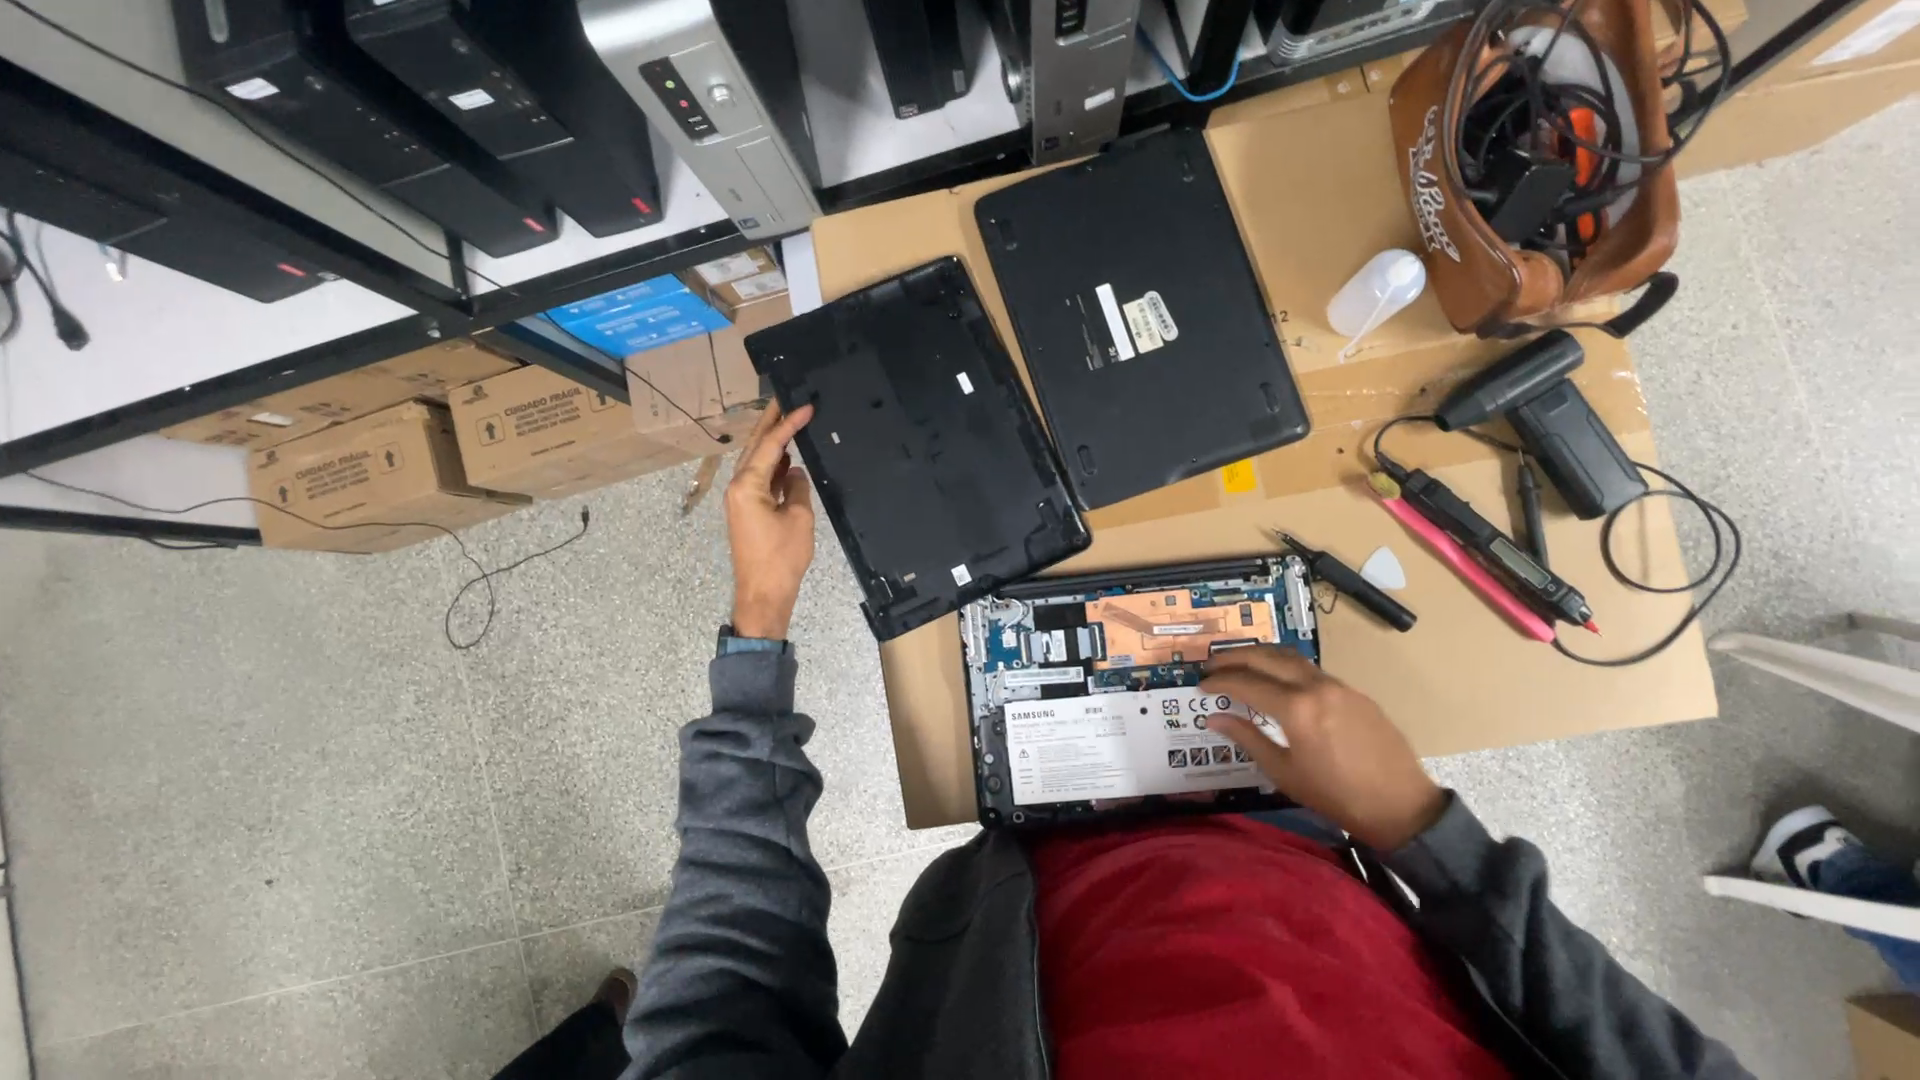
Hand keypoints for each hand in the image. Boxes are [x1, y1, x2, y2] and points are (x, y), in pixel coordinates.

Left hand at [724, 403, 815, 639]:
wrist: (763, 593)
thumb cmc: (781, 558)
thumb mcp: (799, 518)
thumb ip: (797, 488)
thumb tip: (794, 473)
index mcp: (747, 485)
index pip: (770, 445)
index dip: (788, 423)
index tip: (805, 406)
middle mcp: (738, 487)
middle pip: (755, 447)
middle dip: (772, 423)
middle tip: (788, 400)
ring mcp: (740, 499)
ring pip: (756, 462)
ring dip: (773, 443)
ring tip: (791, 421)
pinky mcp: (746, 511)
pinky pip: (760, 479)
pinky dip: (774, 465)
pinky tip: (788, 458)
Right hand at [1202, 646, 1445, 850]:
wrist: (1400, 805)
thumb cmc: (1335, 795)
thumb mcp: (1283, 772)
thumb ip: (1248, 738)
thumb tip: (1215, 719)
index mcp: (1295, 708)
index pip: (1246, 683)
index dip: (1220, 682)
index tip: (1202, 685)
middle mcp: (1315, 686)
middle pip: (1266, 657)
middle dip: (1235, 657)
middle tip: (1213, 664)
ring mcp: (1338, 685)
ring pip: (1291, 657)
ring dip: (1262, 656)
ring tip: (1241, 663)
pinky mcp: (1354, 692)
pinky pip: (1312, 670)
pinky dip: (1287, 667)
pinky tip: (1280, 682)